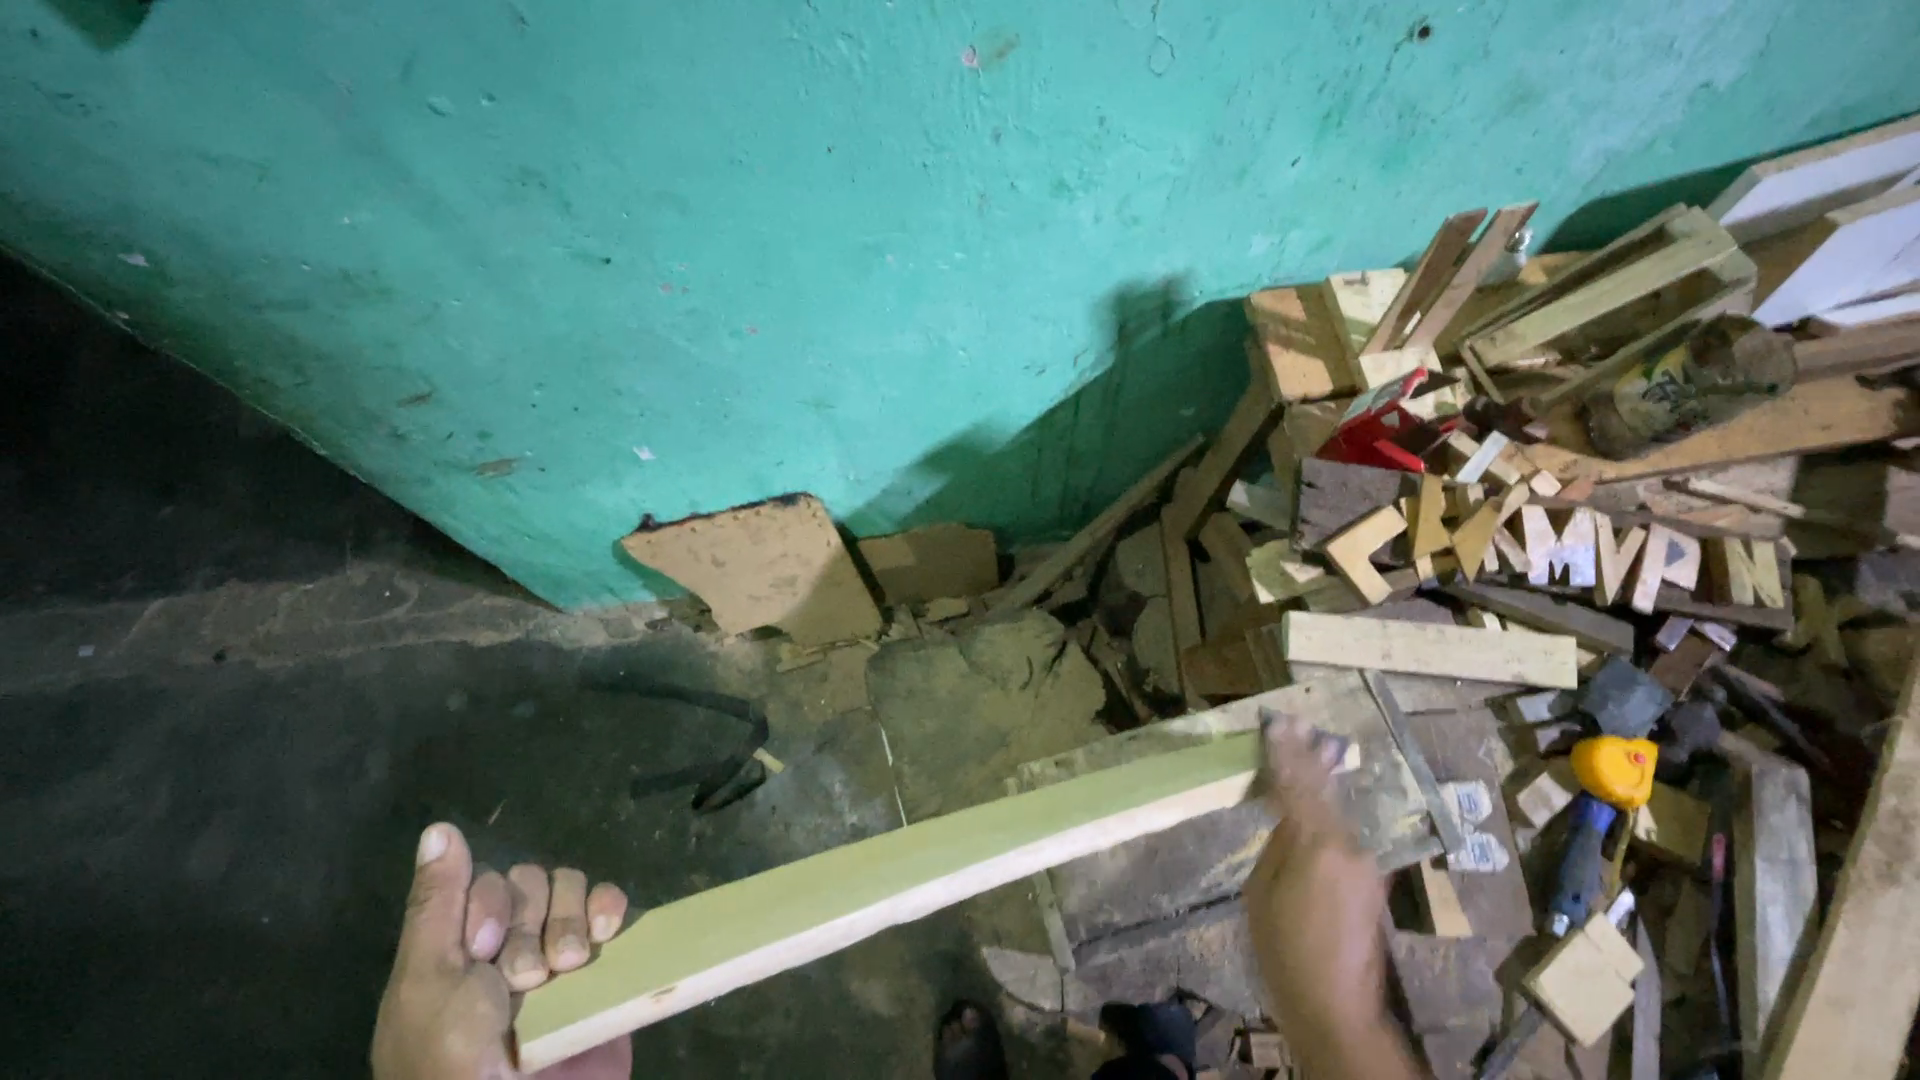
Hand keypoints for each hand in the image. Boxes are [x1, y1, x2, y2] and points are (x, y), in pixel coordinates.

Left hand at [371, 823, 633, 1078]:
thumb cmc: (455, 1060)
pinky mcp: (605, 969)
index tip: (480, 952)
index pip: (486, 883)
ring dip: (569, 919)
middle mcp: (508, 948)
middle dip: (532, 923)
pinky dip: (611, 907)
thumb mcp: (427, 984)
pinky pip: (612, 911)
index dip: (490, 907)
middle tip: (527, 976)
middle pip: (532, 883)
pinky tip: (608, 929)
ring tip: (569, 966)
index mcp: (459, 952)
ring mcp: (560, 957)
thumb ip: (436, 905)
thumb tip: (438, 828)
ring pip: (571, 889)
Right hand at [1243, 718, 1390, 1038]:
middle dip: (1308, 757)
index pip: (1295, 786)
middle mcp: (1349, 846)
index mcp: (1316, 845)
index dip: (1283, 753)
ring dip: (1321, 779)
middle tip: (1297, 724)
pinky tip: (1320, 796)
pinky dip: (1328, 808)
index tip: (1275, 723)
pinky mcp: (1371, 880)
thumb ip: (1276, 848)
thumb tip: (1288, 821)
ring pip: (1336, 810)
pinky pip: (1343, 831)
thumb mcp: (1259, 893)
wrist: (1336, 1007)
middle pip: (1323, 790)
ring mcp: (1366, 863)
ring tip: (1309, 748)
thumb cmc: (1282, 952)